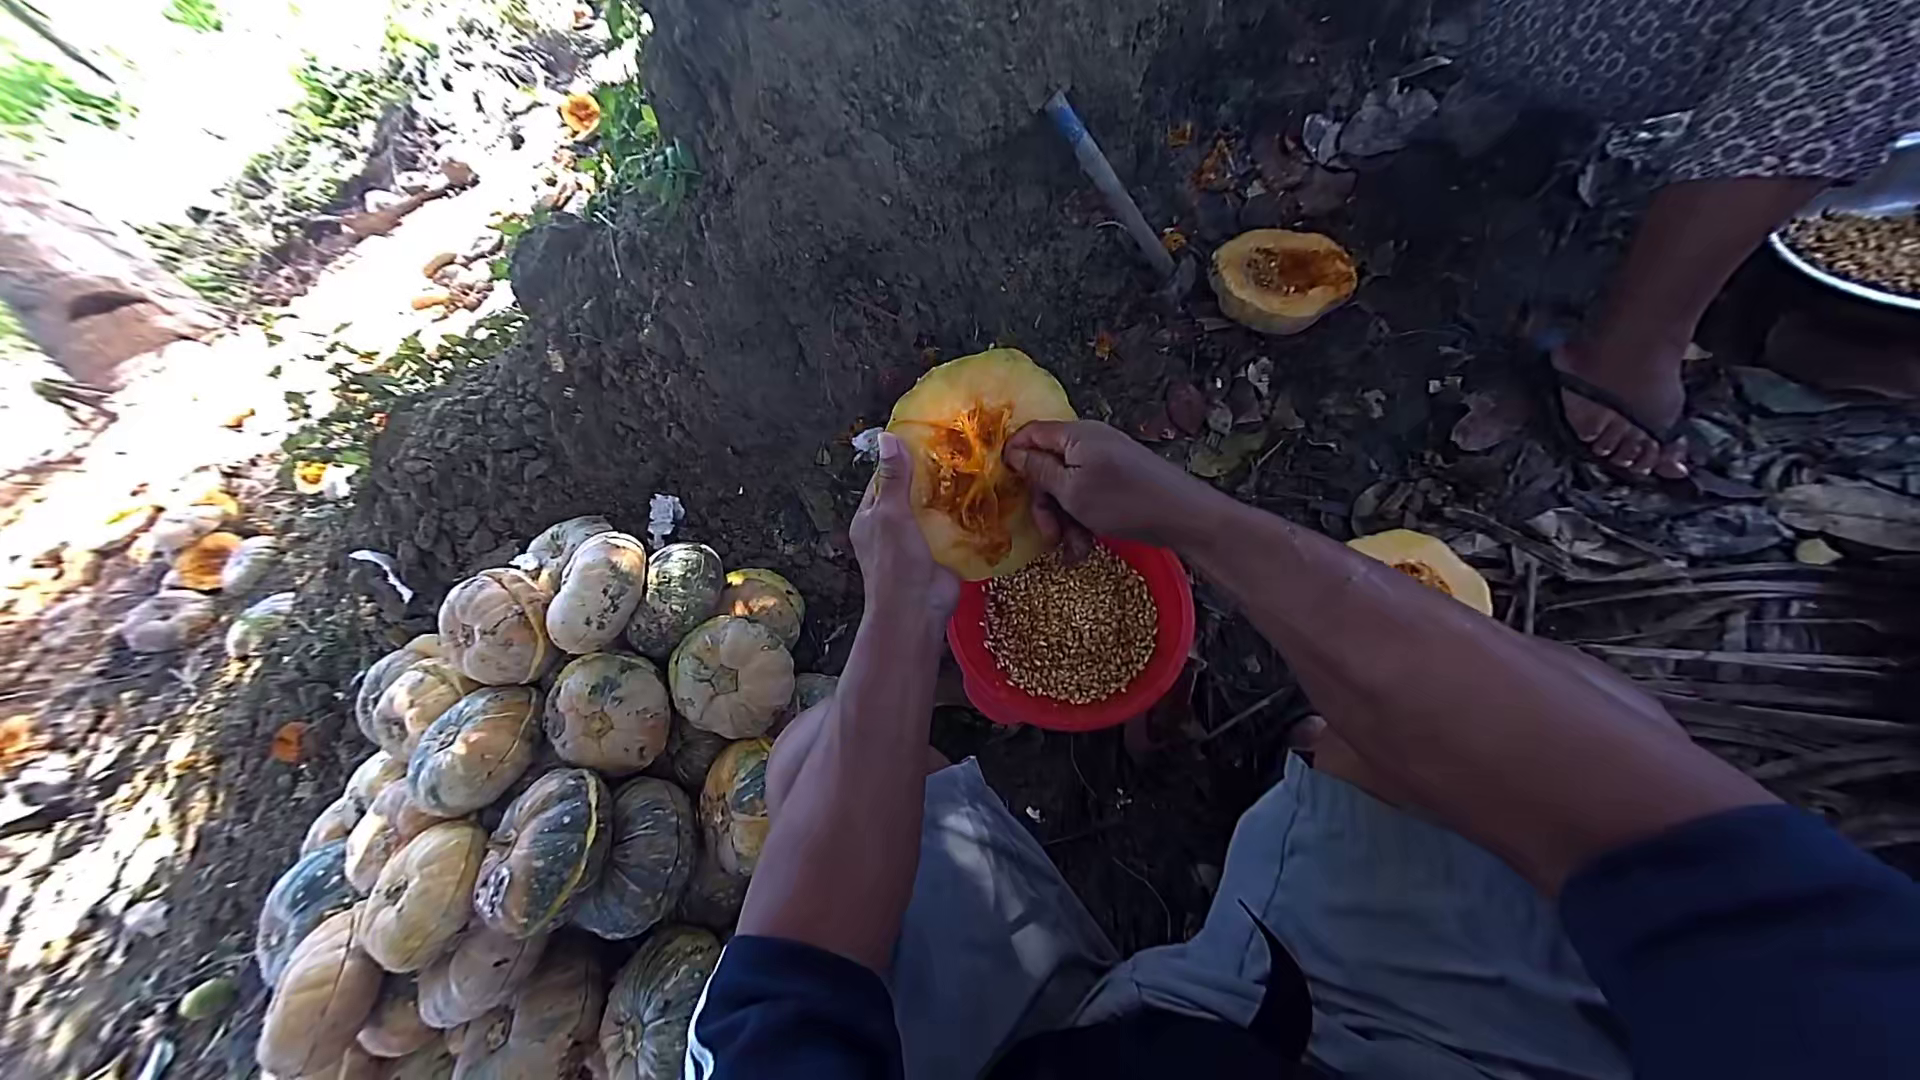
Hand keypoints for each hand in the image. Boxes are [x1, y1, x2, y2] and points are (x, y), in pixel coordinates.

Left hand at [852, 432, 959, 628]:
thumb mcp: (890, 513)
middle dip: (930, 476)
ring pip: (932, 510)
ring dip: (948, 495)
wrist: (917, 609)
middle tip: (955, 451)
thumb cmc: (895, 563)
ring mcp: (916, 541)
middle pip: (911, 493)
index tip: (924, 438)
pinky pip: (950, 528)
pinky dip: (962, 516)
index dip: (901, 459)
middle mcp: (892, 528)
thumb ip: (892, 478)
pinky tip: (979, 499)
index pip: (884, 479)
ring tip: (971, 468)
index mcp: (871, 517)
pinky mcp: (939, 552)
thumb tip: (887, 438)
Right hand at [1004, 420, 1221, 549]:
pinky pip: (1086, 497)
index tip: (1005, 486)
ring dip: (1063, 520)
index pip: (1031, 433)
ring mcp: (1104, 463)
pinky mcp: (1115, 482)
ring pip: (1066, 489)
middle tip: (1050, 533)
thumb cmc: (1124, 501)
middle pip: (1047, 468)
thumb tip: (1013, 453)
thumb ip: (1039, 470)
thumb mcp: (1071, 490)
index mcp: (1075, 436)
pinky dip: (1082, 520)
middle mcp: (1088, 443)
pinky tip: (1087, 545)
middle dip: (1044, 504)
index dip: (1013, 456)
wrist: (1183, 516)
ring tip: (1075, 548)